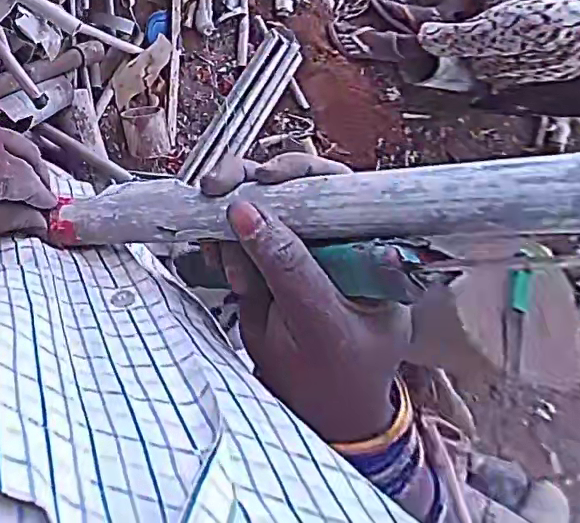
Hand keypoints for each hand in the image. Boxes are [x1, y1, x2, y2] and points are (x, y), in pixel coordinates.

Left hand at [0, 105, 56, 247]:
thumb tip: (38, 219)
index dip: (45, 201)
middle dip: (38, 175)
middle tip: (38, 195)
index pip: (36, 184)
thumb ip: (9, 220)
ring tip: (13, 177)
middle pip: (29, 153)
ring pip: (8, 136)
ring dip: (17, 155)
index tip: (48, 211)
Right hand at [201, 153, 410, 443]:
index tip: (263, 176)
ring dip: (228, 229)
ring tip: (236, 275)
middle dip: (245, 186)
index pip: (338, 189)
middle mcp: (327, 237)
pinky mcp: (256, 254)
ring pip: (247, 205)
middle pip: (284, 187)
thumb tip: (244, 211)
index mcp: (366, 248)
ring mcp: (289, 245)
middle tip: (213, 189)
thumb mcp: (319, 323)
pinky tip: (220, 264)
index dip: (299, 173)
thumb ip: (288, 267)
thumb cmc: (338, 374)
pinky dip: (216, 240)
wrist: (308, 406)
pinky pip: (227, 229)